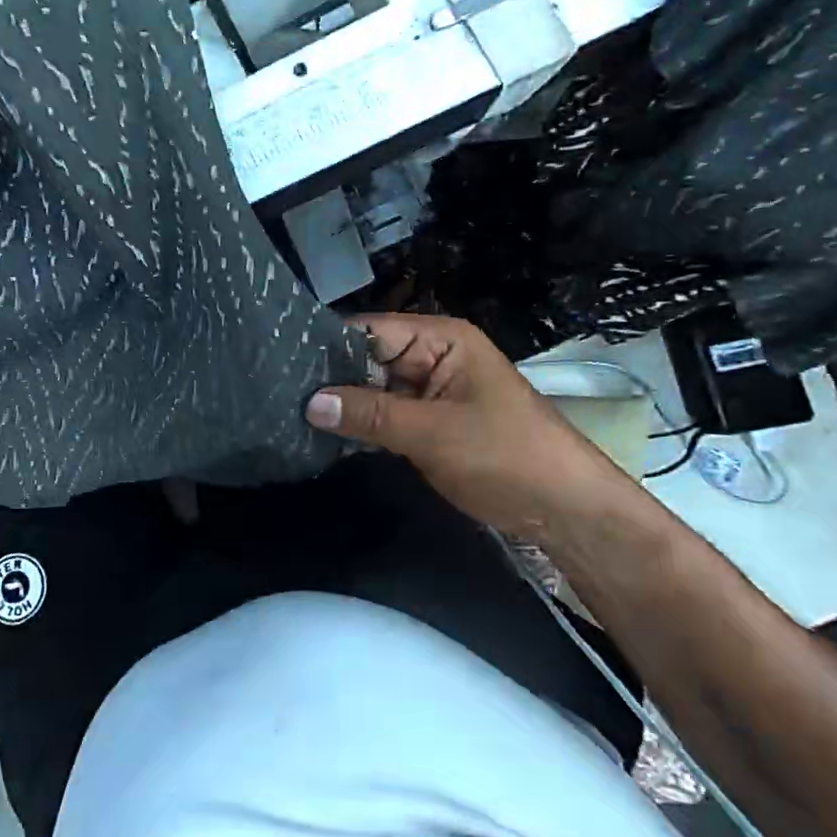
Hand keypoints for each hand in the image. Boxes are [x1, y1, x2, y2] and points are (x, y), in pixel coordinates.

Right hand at [304, 314, 644, 542]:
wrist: (560, 506)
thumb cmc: (504, 454)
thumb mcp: (433, 432)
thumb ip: (370, 415)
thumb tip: (309, 402)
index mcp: (442, 339)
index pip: (371, 331)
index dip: (328, 347)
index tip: (280, 365)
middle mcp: (433, 357)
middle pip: (368, 360)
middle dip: (330, 380)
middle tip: (275, 397)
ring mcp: (431, 393)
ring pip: (374, 392)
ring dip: (343, 406)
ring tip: (286, 414)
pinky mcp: (430, 425)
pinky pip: (386, 418)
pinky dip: (362, 428)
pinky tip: (322, 435)